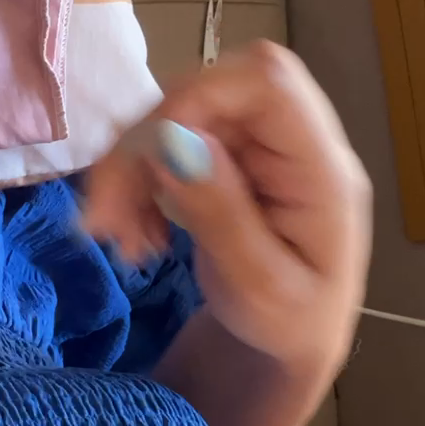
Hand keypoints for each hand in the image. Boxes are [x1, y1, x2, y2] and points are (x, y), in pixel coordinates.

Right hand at [81, 42, 372, 380]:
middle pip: (202, 97)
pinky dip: (132, 183)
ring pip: (171, 120)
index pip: (265, 83)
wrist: (284, 342)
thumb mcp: (258, 286)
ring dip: (127, 172)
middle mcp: (286, 144)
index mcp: (319, 169)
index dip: (196, 97)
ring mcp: (253, 149)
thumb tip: (175, 143)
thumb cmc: (287, 324)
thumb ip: (221, 214)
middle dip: (141, 147)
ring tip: (116, 235)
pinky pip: (163, 146)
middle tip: (105, 216)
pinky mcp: (223, 159)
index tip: (147, 155)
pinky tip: (133, 229)